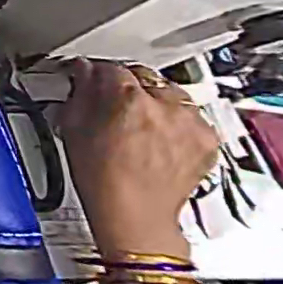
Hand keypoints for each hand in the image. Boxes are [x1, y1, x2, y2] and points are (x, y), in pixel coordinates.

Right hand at [54, 59, 217, 257]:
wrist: (136, 216)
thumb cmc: (104, 180)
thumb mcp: (74, 128)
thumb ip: (80, 91)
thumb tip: (85, 72)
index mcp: (128, 100)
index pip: (112, 67)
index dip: (97, 72)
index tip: (93, 78)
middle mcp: (166, 107)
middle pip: (145, 76)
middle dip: (128, 86)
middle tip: (115, 103)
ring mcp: (191, 124)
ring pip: (170, 93)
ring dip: (155, 101)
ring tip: (139, 123)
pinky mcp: (208, 139)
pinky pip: (189, 115)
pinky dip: (175, 120)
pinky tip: (158, 135)